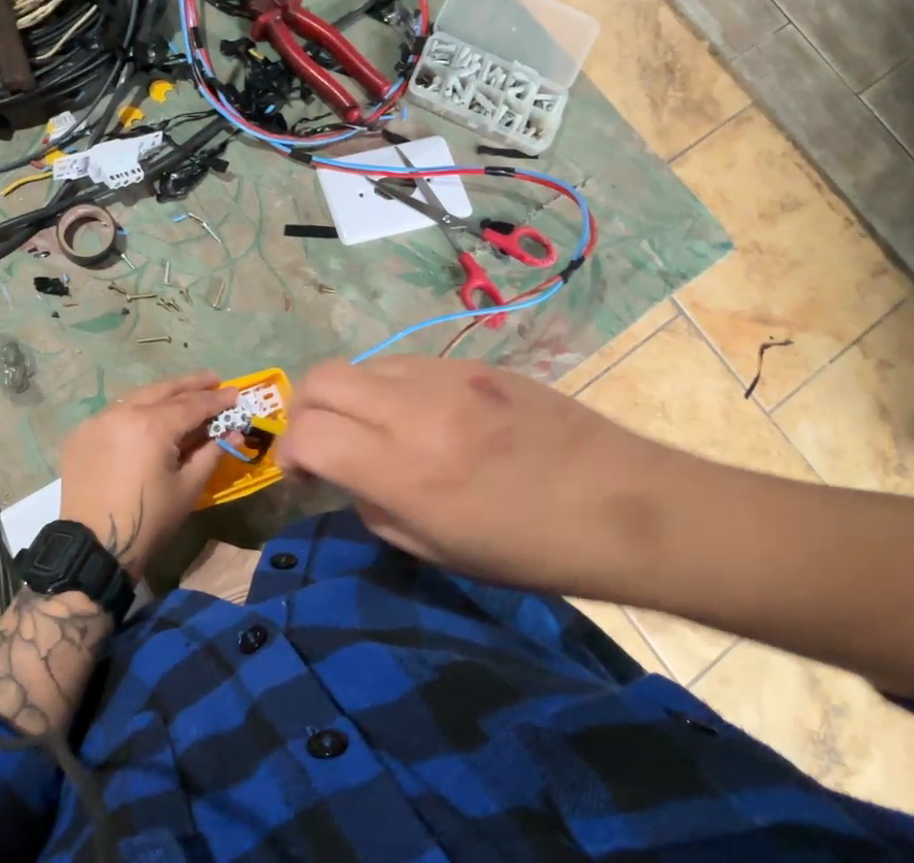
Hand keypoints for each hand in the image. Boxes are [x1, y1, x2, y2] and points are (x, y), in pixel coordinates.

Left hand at [59, 371, 236, 578]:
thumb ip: (211, 453)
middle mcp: (122, 412)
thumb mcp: (188, 487)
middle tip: (213, 380)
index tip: (236, 394)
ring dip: (161, 394)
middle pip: (162, 390)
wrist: (95, 546)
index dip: (217, 400)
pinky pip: (114, 414)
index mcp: (151, 425)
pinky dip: (135, 411)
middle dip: (190, 384)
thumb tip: (233, 433)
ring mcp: (96, 421)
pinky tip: (147, 417)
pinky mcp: (80, 435)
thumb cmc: (149, 520)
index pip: (192, 404)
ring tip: (182, 395)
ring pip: (135, 398)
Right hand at [277, 357, 677, 590]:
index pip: (307, 433)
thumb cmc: (529, 550)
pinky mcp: (475, 363)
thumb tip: (345, 473)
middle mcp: (415, 410)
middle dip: (304, 410)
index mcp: (403, 469)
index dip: (288, 454)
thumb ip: (372, 505)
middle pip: (320, 378)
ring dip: (349, 396)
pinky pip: (405, 364)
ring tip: (373, 430)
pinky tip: (420, 417)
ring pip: (361, 365)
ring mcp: (446, 377)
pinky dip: (390, 388)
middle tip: (324, 443)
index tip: (302, 476)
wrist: (625, 507)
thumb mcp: (434, 550)